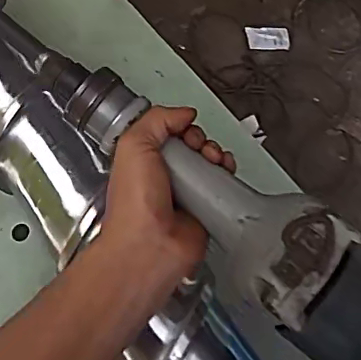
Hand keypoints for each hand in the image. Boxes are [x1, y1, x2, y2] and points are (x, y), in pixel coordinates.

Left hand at [98, 106, 232, 289]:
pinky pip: (221, 186)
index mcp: (142, 159)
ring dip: (216, 154)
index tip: (183, 129)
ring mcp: (185, 192)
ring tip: (212, 160)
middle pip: (192, 144)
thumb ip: (157, 120)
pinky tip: (223, 173)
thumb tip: (183, 113)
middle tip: (198, 147)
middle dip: (201, 139)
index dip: (180, 125)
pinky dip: (227, 176)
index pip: (168, 131)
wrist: (149, 246)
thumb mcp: (134, 144)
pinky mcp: (205, 208)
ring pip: (209, 162)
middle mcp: (163, 175)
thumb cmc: (133, 205)